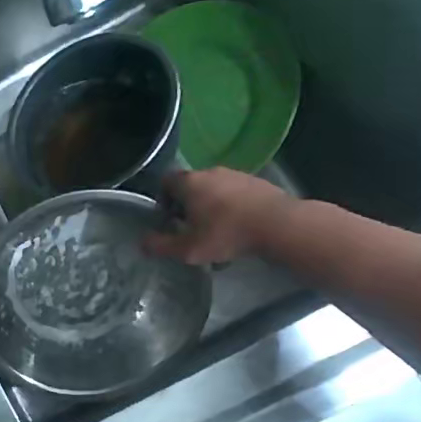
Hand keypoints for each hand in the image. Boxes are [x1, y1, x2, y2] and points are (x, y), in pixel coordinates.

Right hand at [143, 168, 298, 264]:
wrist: (278, 224)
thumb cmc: (226, 234)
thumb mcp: (187, 249)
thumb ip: (160, 246)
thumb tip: (142, 242)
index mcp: (190, 183)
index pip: (165, 181)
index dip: (162, 199)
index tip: (167, 219)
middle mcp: (211, 172)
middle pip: (190, 186)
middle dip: (186, 206)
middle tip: (189, 230)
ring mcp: (236, 175)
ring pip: (213, 190)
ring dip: (209, 208)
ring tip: (215, 234)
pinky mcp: (256, 182)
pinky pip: (233, 194)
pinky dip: (229, 208)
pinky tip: (236, 229)